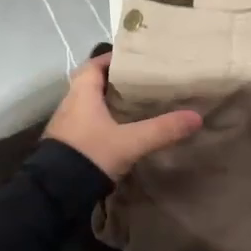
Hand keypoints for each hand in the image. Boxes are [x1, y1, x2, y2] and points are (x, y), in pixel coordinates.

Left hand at [44, 53, 201, 178]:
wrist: (55, 191)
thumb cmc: (90, 154)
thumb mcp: (130, 142)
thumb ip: (161, 130)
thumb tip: (195, 117)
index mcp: (82, 92)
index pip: (95, 64)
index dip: (113, 59)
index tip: (135, 60)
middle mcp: (71, 102)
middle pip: (92, 82)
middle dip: (113, 81)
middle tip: (139, 82)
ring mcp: (66, 123)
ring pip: (89, 103)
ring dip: (107, 101)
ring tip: (134, 104)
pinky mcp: (67, 142)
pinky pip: (86, 121)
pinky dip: (102, 119)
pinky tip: (119, 130)